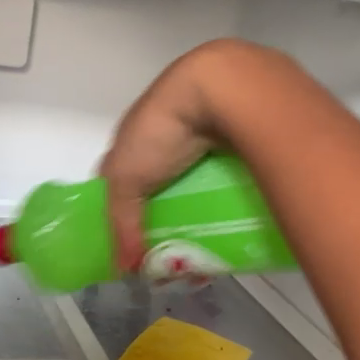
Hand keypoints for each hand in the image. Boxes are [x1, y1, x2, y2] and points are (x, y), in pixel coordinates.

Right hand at [100, 39, 291, 269]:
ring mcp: (205, 135)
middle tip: (174, 258)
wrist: (222, 90)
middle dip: (165, 222)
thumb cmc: (160, 131)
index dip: (124, 212)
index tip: (134, 246)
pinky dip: (225, 203)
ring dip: (198, 217)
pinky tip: (230, 227)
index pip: (122, 180)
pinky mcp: (237, 138)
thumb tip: (125, 269)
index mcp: (134, 138)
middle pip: (161, 188)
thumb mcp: (126, 180)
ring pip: (197, 187)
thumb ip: (122, 224)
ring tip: (205, 252)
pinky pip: (228, 180)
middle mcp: (168, 134)